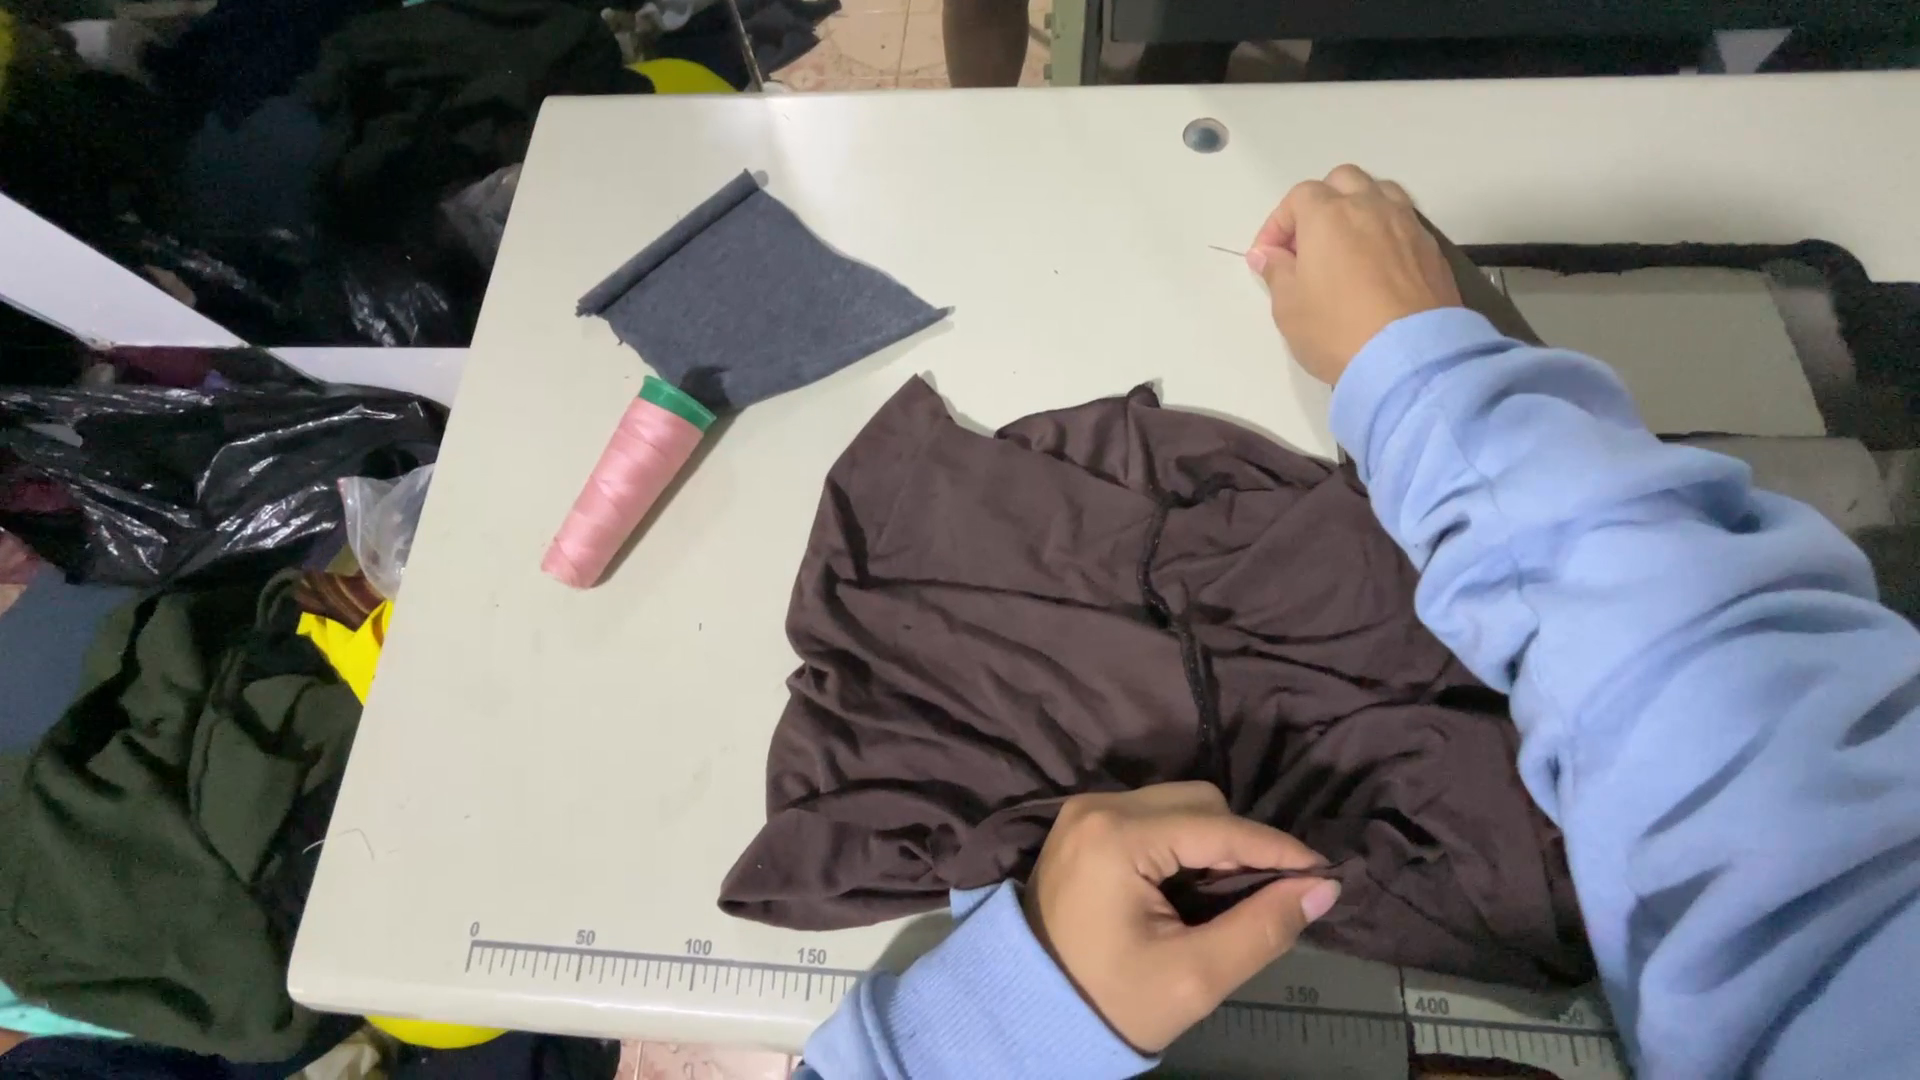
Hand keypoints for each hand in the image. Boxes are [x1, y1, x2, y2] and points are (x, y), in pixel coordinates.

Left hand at [1021, 782, 1341, 1053]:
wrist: (1033, 1004)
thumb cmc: (1113, 998)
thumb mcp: (1195, 976)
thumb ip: (1261, 928)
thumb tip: (1322, 888)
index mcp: (1117, 836)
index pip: (1215, 827)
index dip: (1275, 847)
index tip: (1325, 871)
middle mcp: (1098, 805)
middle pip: (1197, 801)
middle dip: (1240, 843)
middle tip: (1267, 893)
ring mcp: (1085, 809)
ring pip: (1176, 802)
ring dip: (1211, 840)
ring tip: (1229, 892)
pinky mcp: (1083, 821)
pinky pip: (1151, 813)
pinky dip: (1181, 839)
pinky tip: (1191, 881)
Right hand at [1246, 164, 1461, 384]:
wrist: (1405, 357)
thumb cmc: (1334, 329)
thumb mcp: (1288, 306)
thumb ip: (1276, 271)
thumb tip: (1267, 254)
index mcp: (1329, 216)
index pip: (1298, 197)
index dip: (1277, 224)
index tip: (1268, 258)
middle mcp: (1370, 207)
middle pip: (1342, 182)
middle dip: (1319, 205)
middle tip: (1306, 245)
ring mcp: (1406, 223)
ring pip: (1378, 193)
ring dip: (1356, 210)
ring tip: (1343, 248)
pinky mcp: (1430, 247)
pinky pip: (1402, 221)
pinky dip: (1382, 231)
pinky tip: (1373, 266)